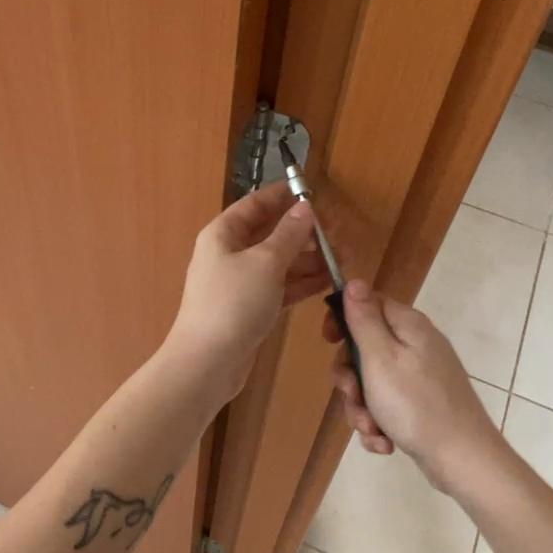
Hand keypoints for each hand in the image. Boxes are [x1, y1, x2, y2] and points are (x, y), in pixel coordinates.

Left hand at [166, 181, 331, 373]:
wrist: (208, 362)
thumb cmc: (233, 303)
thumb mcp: (266, 263)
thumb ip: (289, 234)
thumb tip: (306, 208)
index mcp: (223, 234)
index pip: (255, 204)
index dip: (282, 196)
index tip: (312, 191)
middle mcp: (229, 253)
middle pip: (270, 234)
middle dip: (304, 233)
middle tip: (338, 233)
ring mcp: (240, 282)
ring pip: (279, 262)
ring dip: (309, 259)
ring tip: (344, 258)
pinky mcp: (251, 308)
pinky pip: (280, 286)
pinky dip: (302, 282)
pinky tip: (330, 281)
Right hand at [326, 280, 505, 493]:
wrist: (462, 460)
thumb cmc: (416, 404)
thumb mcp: (380, 358)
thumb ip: (364, 319)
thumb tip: (354, 281)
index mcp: (409, 326)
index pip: (368, 303)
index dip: (343, 320)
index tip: (328, 342)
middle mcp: (416, 346)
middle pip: (365, 348)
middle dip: (351, 378)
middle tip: (353, 395)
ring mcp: (420, 378)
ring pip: (372, 383)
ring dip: (362, 408)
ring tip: (372, 428)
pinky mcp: (421, 405)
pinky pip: (387, 406)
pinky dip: (380, 423)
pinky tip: (385, 441)